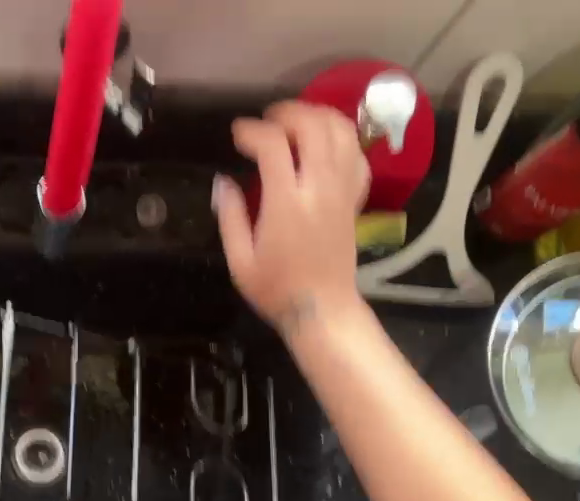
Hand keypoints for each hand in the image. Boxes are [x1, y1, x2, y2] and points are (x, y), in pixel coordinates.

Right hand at [212, 101, 370, 339]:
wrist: (321, 309)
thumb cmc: (276, 290)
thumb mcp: (240, 262)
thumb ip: (230, 218)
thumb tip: (223, 183)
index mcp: (286, 204)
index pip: (273, 146)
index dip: (252, 132)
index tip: (237, 134)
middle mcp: (319, 188)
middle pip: (312, 126)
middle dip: (288, 113)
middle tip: (268, 119)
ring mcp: (341, 191)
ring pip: (341, 132)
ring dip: (318, 117)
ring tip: (297, 122)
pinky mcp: (354, 198)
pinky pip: (356, 155)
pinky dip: (342, 140)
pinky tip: (325, 145)